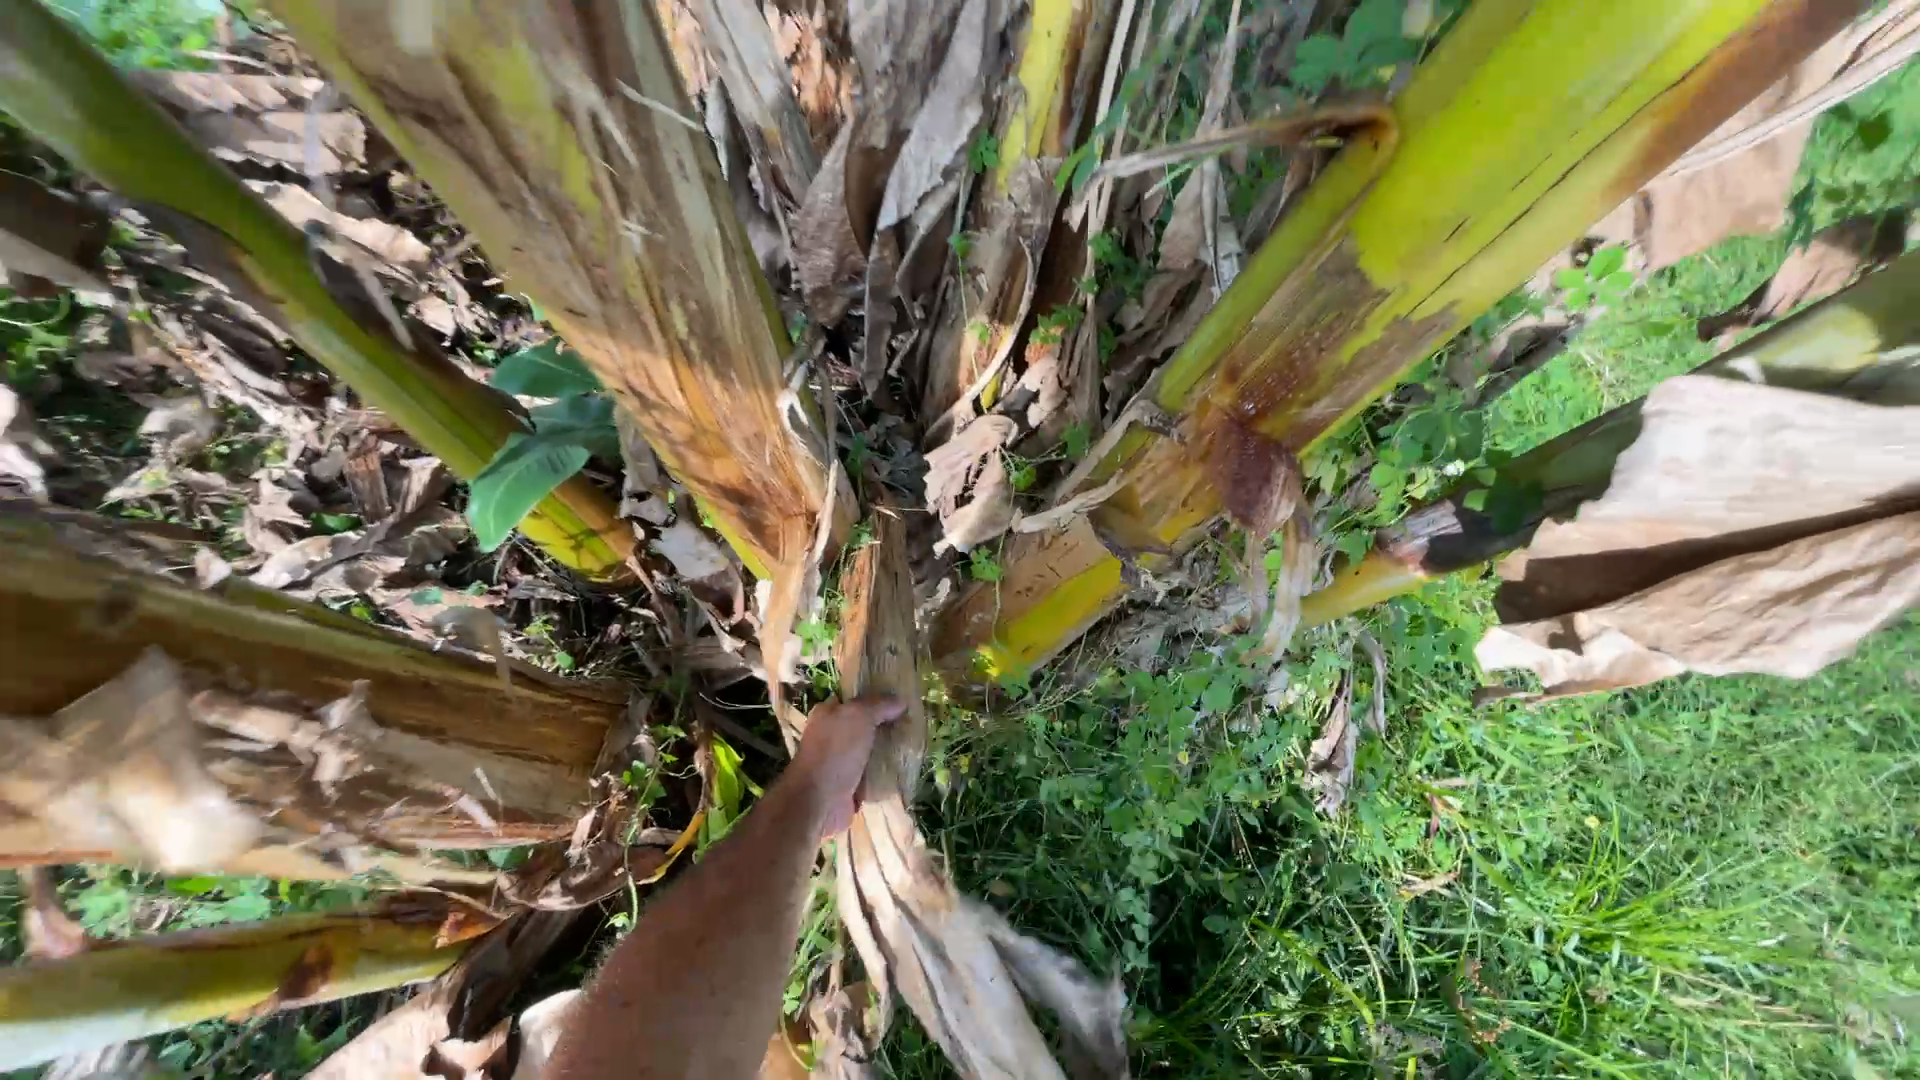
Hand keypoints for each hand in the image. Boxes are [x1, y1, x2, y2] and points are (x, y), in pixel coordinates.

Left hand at [791, 696, 903, 837]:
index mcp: (828, 713)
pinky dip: (886, 772)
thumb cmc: (835, 751)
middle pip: (866, 724)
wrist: (819, 801)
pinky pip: (873, 772)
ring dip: (889, 749)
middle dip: (887, 724)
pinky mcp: (850, 784)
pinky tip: (906, 767)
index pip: (856, 698)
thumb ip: (879, 704)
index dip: (878, 697)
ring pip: (871, 749)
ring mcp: (841, 761)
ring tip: (915, 744)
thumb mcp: (858, 716)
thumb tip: (900, 701)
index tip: (902, 699)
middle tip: (913, 722)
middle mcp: (832, 735)